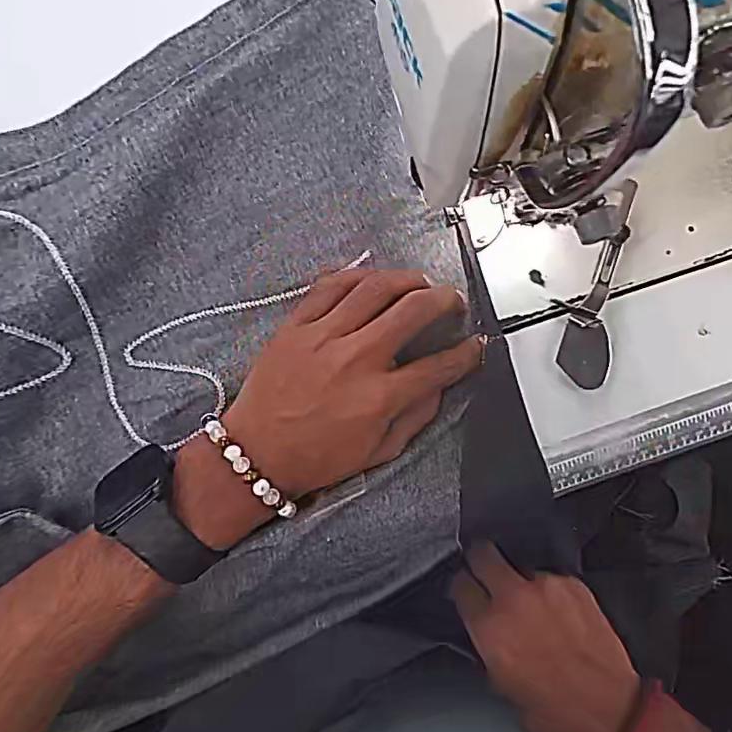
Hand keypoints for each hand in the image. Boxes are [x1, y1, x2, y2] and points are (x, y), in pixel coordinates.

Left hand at [174, 269, 483, 549]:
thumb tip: (439, 386)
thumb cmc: (314, 456)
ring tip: (419, 283)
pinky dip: (357, 274)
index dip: (467, 353)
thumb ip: (416, 417)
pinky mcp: (297, 326)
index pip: (439, 365)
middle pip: (414, 310)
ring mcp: (323, 338)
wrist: (257, 454)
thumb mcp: (378, 451)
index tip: (474, 346)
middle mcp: (355, 360)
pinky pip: (330, 285)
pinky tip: (372, 278)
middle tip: (452, 301)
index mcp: (379, 397)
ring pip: (375, 287)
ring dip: (407, 279)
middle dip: (445, 300)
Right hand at [452, 542, 640, 731]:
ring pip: (522, 568)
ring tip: (536, 610)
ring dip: (523, 584)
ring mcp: (547, 587)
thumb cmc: (558, 715)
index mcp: (490, 628)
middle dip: (481, 561)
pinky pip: (553, 579)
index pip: (460, 586)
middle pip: (483, 554)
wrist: (612, 715)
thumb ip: (488, 647)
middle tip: (485, 571)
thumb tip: (486, 632)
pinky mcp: (575, 586)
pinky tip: (560, 616)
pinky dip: (553, 593)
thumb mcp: (502, 685)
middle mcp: (514, 599)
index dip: (462, 588)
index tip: (466, 590)